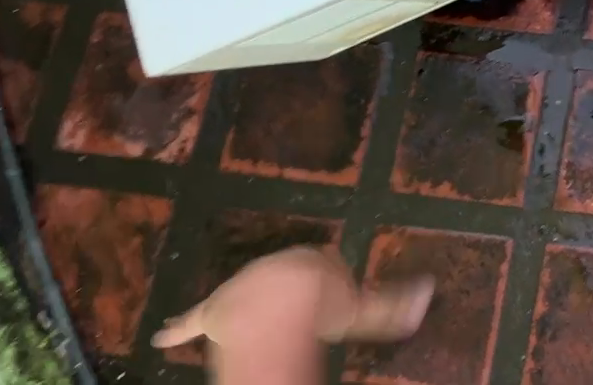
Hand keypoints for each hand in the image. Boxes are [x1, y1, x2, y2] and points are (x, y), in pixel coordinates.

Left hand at [150, 247, 434, 352]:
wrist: (276, 306)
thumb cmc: (320, 303)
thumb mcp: (360, 306)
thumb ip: (391, 304)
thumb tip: (430, 291)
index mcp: (310, 259)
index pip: (321, 266)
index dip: (327, 287)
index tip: (332, 303)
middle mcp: (273, 265)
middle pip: (284, 278)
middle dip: (291, 294)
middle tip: (302, 318)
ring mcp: (240, 285)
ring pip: (246, 297)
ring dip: (249, 309)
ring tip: (260, 329)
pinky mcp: (209, 311)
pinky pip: (191, 318)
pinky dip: (179, 326)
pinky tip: (161, 333)